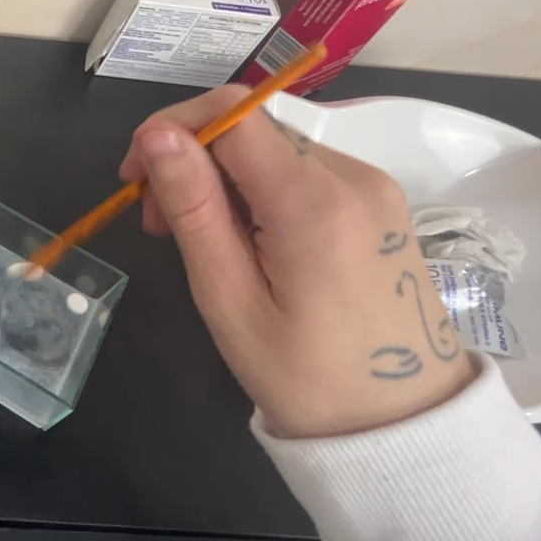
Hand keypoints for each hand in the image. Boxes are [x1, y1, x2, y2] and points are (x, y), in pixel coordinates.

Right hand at [121, 86, 476, 438]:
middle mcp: (352, 175)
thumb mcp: (227, 295)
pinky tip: (238, 236)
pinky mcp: (374, 203)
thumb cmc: (303, 374)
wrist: (406, 427)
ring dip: (216, 176)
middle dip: (187, 157)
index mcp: (314, 199)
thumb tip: (155, 134)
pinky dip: (251, 188)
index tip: (134, 179)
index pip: (231, 113)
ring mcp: (370, 187)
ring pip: (267, 147)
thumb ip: (193, 206)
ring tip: (193, 236)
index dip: (170, 129)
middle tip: (156, 222)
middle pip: (247, 127)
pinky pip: (296, 170)